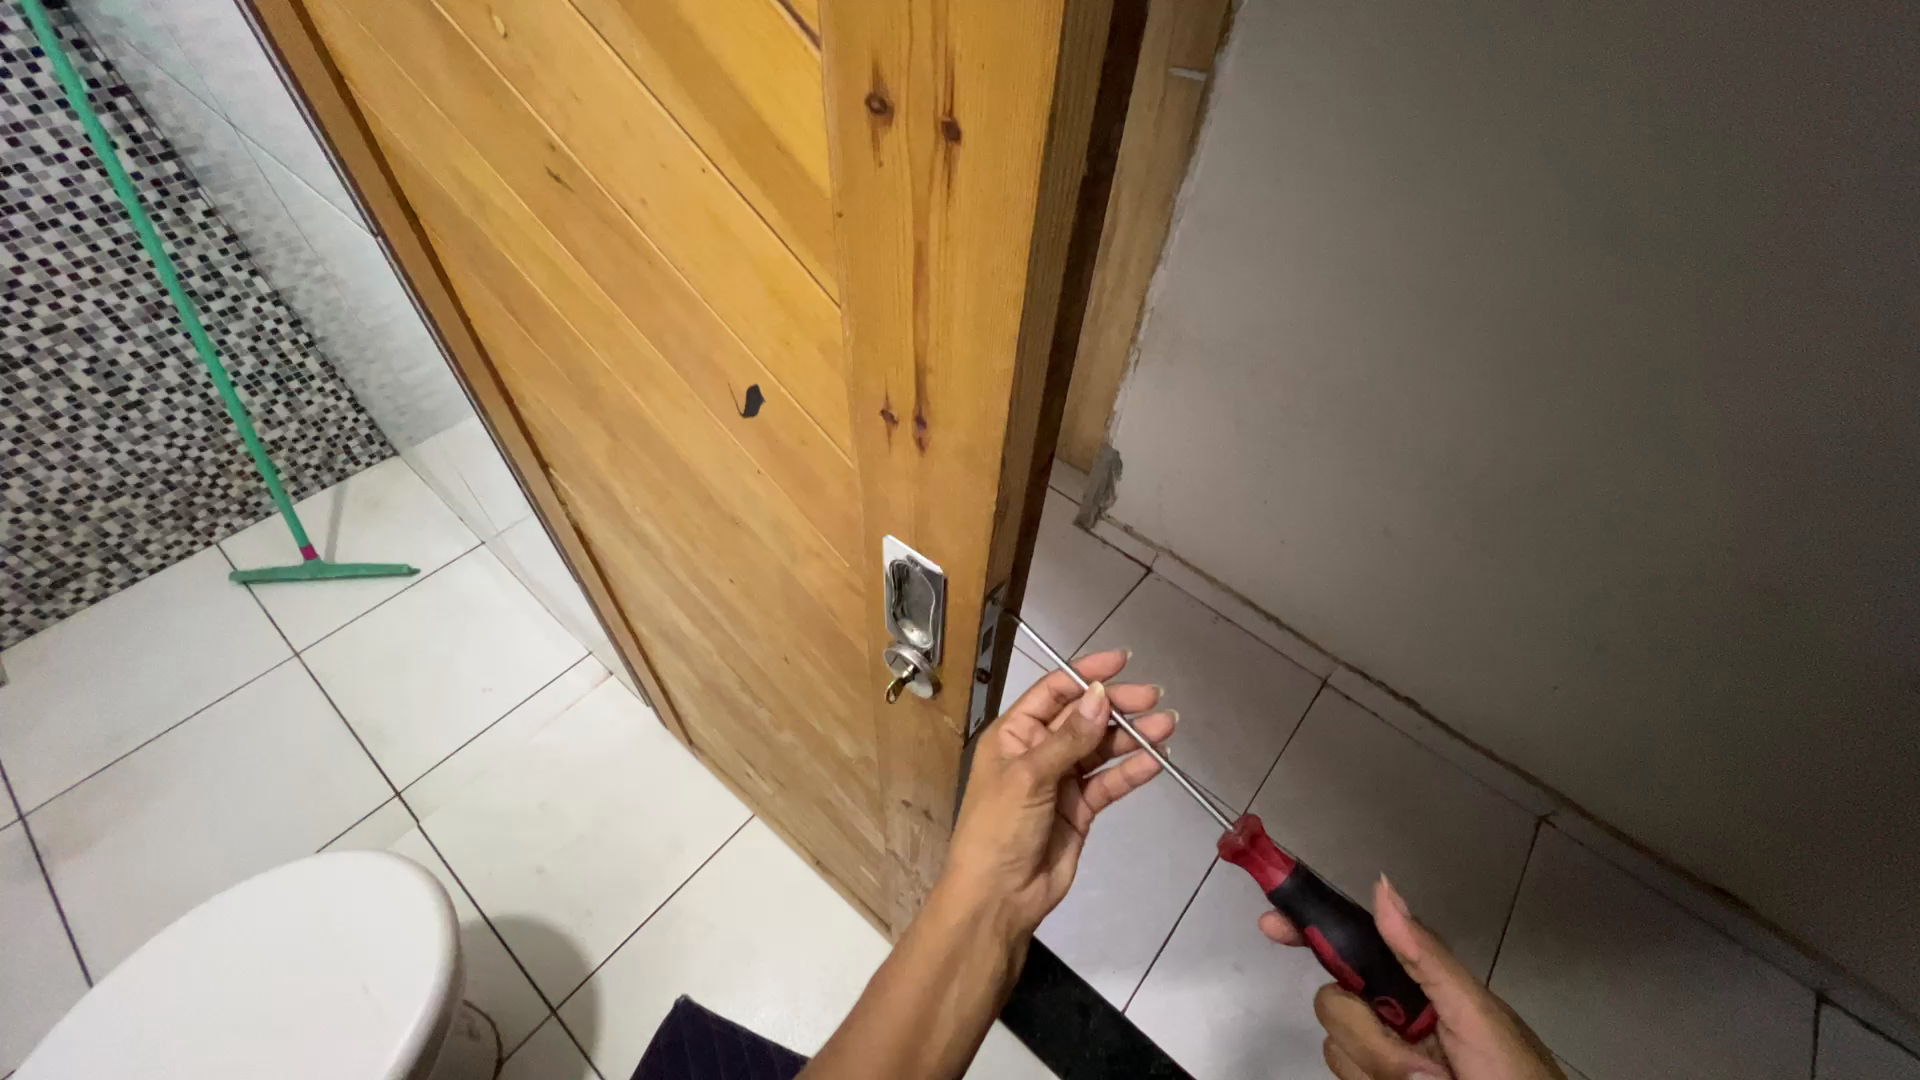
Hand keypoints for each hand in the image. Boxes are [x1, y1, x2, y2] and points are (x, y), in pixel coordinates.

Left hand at [938, 648, 1175, 943]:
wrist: (998, 897)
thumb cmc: (999, 828)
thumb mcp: (1029, 778)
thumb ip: (1069, 739)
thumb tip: (1100, 695)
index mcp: (1014, 734)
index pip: (1053, 692)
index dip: (1086, 674)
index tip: (1122, 661)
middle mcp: (1038, 750)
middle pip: (1083, 717)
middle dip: (1117, 705)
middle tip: (1154, 698)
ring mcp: (1061, 780)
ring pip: (1101, 748)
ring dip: (1132, 736)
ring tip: (1167, 725)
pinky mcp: (1080, 808)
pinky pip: (1109, 782)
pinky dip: (1131, 771)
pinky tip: (1156, 759)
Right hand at [1259, 878, 1563, 1079]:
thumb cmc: (1517, 1079)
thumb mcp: (1478, 1014)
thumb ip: (1425, 955)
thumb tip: (1381, 886)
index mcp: (1413, 986)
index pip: (1348, 946)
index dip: (1305, 930)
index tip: (1271, 925)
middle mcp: (1391, 1018)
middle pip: (1331, 999)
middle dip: (1369, 1034)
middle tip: (1424, 1065)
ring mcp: (1382, 1060)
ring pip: (1335, 1046)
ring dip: (1381, 1069)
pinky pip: (1343, 1076)